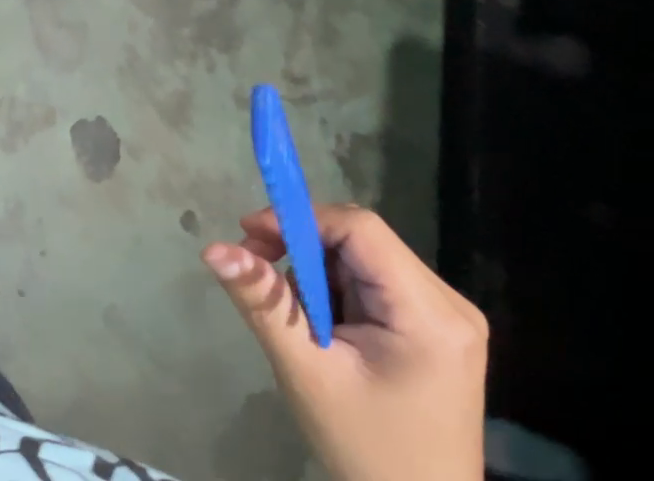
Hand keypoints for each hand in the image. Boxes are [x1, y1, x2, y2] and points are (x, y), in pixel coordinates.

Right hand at [203, 205, 487, 480]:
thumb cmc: (365, 442)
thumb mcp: (304, 370)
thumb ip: (263, 302)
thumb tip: (213, 249)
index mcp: (429, 314)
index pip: (359, 229)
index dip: (298, 219)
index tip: (248, 238)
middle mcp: (448, 305)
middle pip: (360, 240)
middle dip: (300, 247)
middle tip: (255, 271)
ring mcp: (445, 318)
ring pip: (361, 259)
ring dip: (314, 272)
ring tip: (295, 317)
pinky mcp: (433, 330)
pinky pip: (371, 283)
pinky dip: (333, 290)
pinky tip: (322, 326)